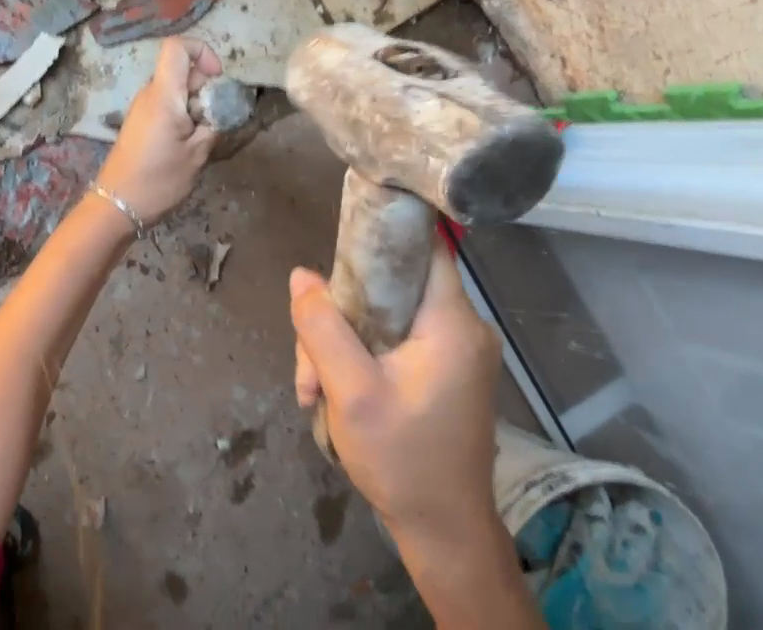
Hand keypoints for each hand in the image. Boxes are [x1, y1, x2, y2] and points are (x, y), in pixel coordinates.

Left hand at [95, 38, 222, 222]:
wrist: (117, 205)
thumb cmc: (158, 180)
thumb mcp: (198, 154)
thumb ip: (214, 124)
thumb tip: (222, 109)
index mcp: (163, 94)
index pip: (178, 47)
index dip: (202, 52)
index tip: (218, 79)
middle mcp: (149, 94)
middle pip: (181, 71)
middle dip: (205, 89)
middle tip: (213, 121)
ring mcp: (142, 108)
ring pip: (176, 91)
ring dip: (195, 106)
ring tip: (201, 139)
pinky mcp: (139, 123)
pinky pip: (166, 106)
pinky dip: (182, 117)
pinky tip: (187, 145)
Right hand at [289, 245, 500, 546]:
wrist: (443, 529)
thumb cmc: (403, 458)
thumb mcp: (350, 391)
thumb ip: (322, 328)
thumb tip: (301, 276)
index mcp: (451, 324)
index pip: (425, 247)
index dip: (382, 232)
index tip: (338, 239)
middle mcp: (460, 329)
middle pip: (387, 288)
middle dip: (336, 318)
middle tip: (311, 367)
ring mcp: (452, 352)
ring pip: (381, 317)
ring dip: (337, 346)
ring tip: (315, 393)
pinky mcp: (441, 372)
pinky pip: (390, 343)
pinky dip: (356, 360)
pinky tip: (332, 396)